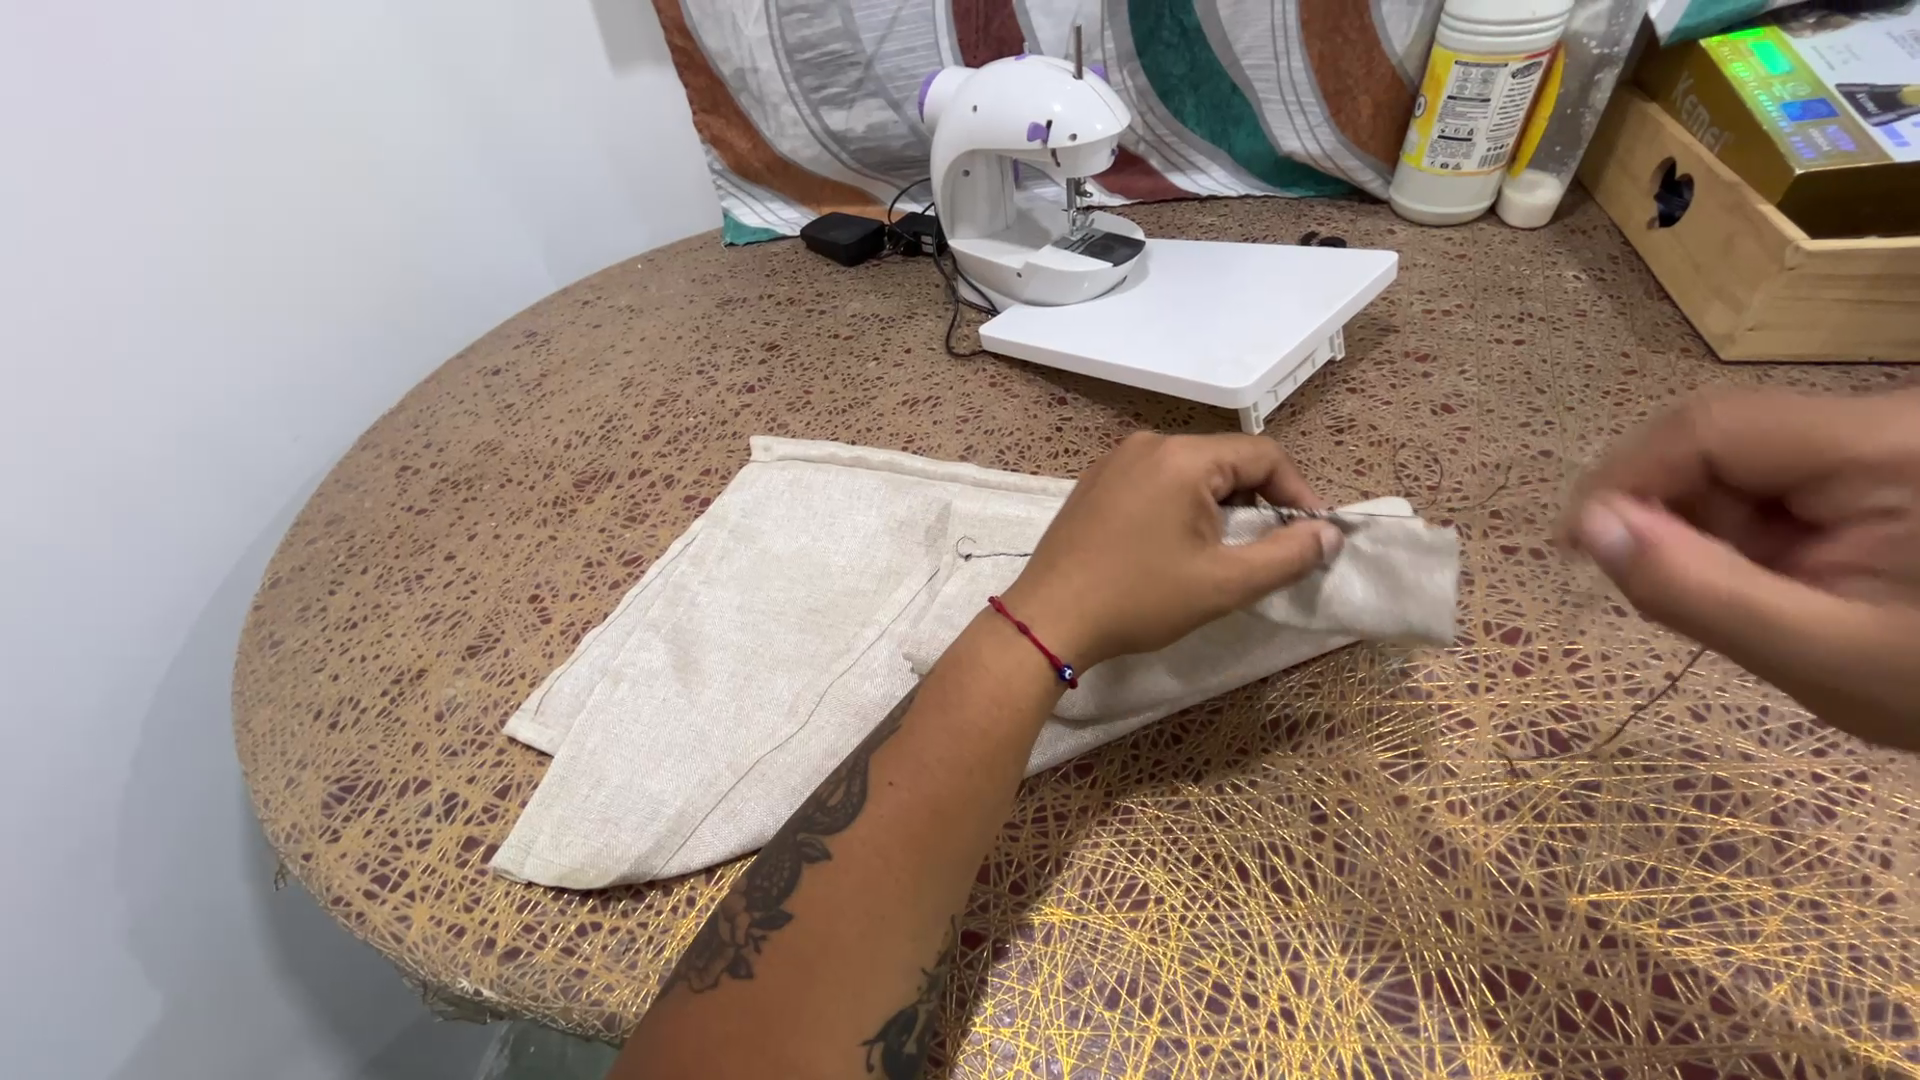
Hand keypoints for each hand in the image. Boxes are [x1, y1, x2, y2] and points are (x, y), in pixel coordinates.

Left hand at [999, 432, 1342, 669]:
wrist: (1049, 618)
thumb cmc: (1139, 599)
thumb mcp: (1224, 583)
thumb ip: (1287, 555)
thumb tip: (1330, 533)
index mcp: (1181, 457)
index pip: (1263, 454)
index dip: (1297, 493)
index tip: (1311, 535)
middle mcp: (1146, 444)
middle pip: (1224, 460)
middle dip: (1256, 502)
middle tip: (1264, 550)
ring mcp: (1113, 462)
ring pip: (1188, 473)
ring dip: (1217, 507)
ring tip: (1219, 553)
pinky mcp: (1093, 484)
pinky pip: (1153, 482)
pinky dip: (1178, 507)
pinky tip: (1172, 547)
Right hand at [1559, 388, 1919, 749]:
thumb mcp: (1820, 655)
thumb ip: (1696, 590)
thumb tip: (1588, 529)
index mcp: (1892, 451)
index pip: (1708, 429)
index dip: (1622, 478)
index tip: (1578, 546)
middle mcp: (1888, 424)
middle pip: (1715, 442)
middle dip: (1662, 512)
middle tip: (1656, 587)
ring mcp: (1888, 443)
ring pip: (1732, 464)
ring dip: (1698, 527)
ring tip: (1729, 595)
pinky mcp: (1883, 465)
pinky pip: (1770, 481)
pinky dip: (1738, 532)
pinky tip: (1763, 578)